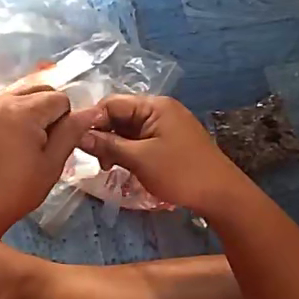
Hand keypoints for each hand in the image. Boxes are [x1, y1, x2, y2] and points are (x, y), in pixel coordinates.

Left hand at [0, 86, 99, 233]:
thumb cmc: (14, 191)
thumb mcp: (51, 165)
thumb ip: (71, 133)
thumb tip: (90, 112)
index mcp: (24, 110)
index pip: (60, 99)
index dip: (66, 121)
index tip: (57, 146)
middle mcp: (2, 100)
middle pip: (39, 90)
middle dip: (49, 111)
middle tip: (44, 144)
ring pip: (20, 96)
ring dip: (30, 112)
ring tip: (25, 145)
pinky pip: (1, 106)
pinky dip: (12, 117)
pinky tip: (7, 145)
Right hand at [79, 95, 247, 213]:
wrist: (221, 195)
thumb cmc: (180, 172)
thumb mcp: (139, 159)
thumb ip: (108, 145)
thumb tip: (79, 135)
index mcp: (154, 106)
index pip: (111, 103)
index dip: (92, 121)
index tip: (76, 142)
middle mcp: (159, 110)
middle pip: (119, 115)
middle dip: (103, 135)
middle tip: (94, 161)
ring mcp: (166, 126)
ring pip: (128, 130)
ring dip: (114, 146)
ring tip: (107, 168)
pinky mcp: (169, 142)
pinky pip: (140, 141)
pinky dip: (128, 152)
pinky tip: (121, 167)